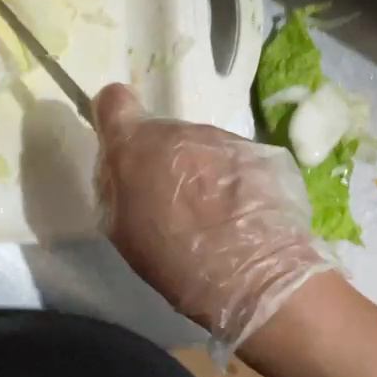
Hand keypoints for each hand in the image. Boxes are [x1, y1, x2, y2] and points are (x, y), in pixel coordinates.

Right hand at [93, 84, 331, 344]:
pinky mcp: (262, 152)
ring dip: (201, 171)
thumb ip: (115, 186)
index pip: (113, 101)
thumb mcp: (120, 228)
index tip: (121, 141)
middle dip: (163, 160)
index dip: (114, 116)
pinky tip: (241, 216)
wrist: (249, 275)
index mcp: (134, 146)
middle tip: (173, 203)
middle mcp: (178, 129)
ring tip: (213, 215)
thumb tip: (119, 169)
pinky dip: (234, 182)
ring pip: (201, 148)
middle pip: (163, 133)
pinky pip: (236, 162)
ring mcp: (223, 137)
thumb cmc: (170, 258)